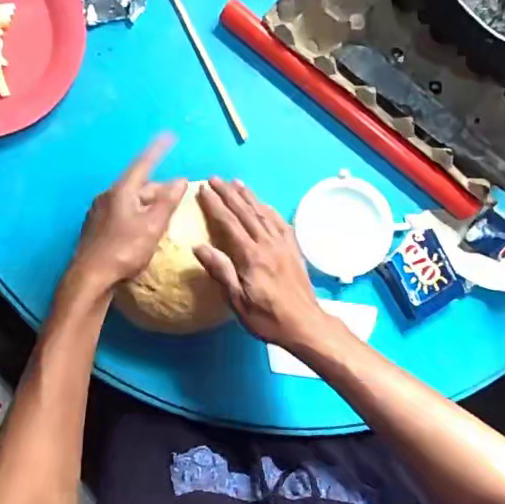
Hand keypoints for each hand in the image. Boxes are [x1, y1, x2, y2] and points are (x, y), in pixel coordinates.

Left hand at [66, 133, 187, 293]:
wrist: (89, 277)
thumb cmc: (124, 250)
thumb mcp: (152, 226)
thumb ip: (167, 202)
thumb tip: (180, 180)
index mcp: (121, 191)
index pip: (143, 163)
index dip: (157, 150)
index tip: (168, 136)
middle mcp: (107, 196)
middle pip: (138, 185)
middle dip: (158, 188)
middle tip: (177, 194)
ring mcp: (98, 212)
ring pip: (129, 200)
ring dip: (147, 203)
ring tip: (164, 212)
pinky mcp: (95, 228)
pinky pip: (121, 213)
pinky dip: (136, 214)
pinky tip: (143, 229)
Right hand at [193, 178, 334, 350]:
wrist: (306, 325)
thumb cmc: (267, 318)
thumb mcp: (237, 301)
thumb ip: (220, 271)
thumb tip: (198, 247)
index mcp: (251, 256)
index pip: (229, 223)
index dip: (215, 205)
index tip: (203, 190)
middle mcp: (268, 244)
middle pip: (246, 212)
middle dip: (229, 193)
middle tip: (215, 178)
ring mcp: (283, 245)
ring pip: (263, 213)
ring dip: (248, 196)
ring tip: (236, 182)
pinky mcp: (294, 249)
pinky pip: (279, 222)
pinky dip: (268, 209)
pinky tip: (263, 204)